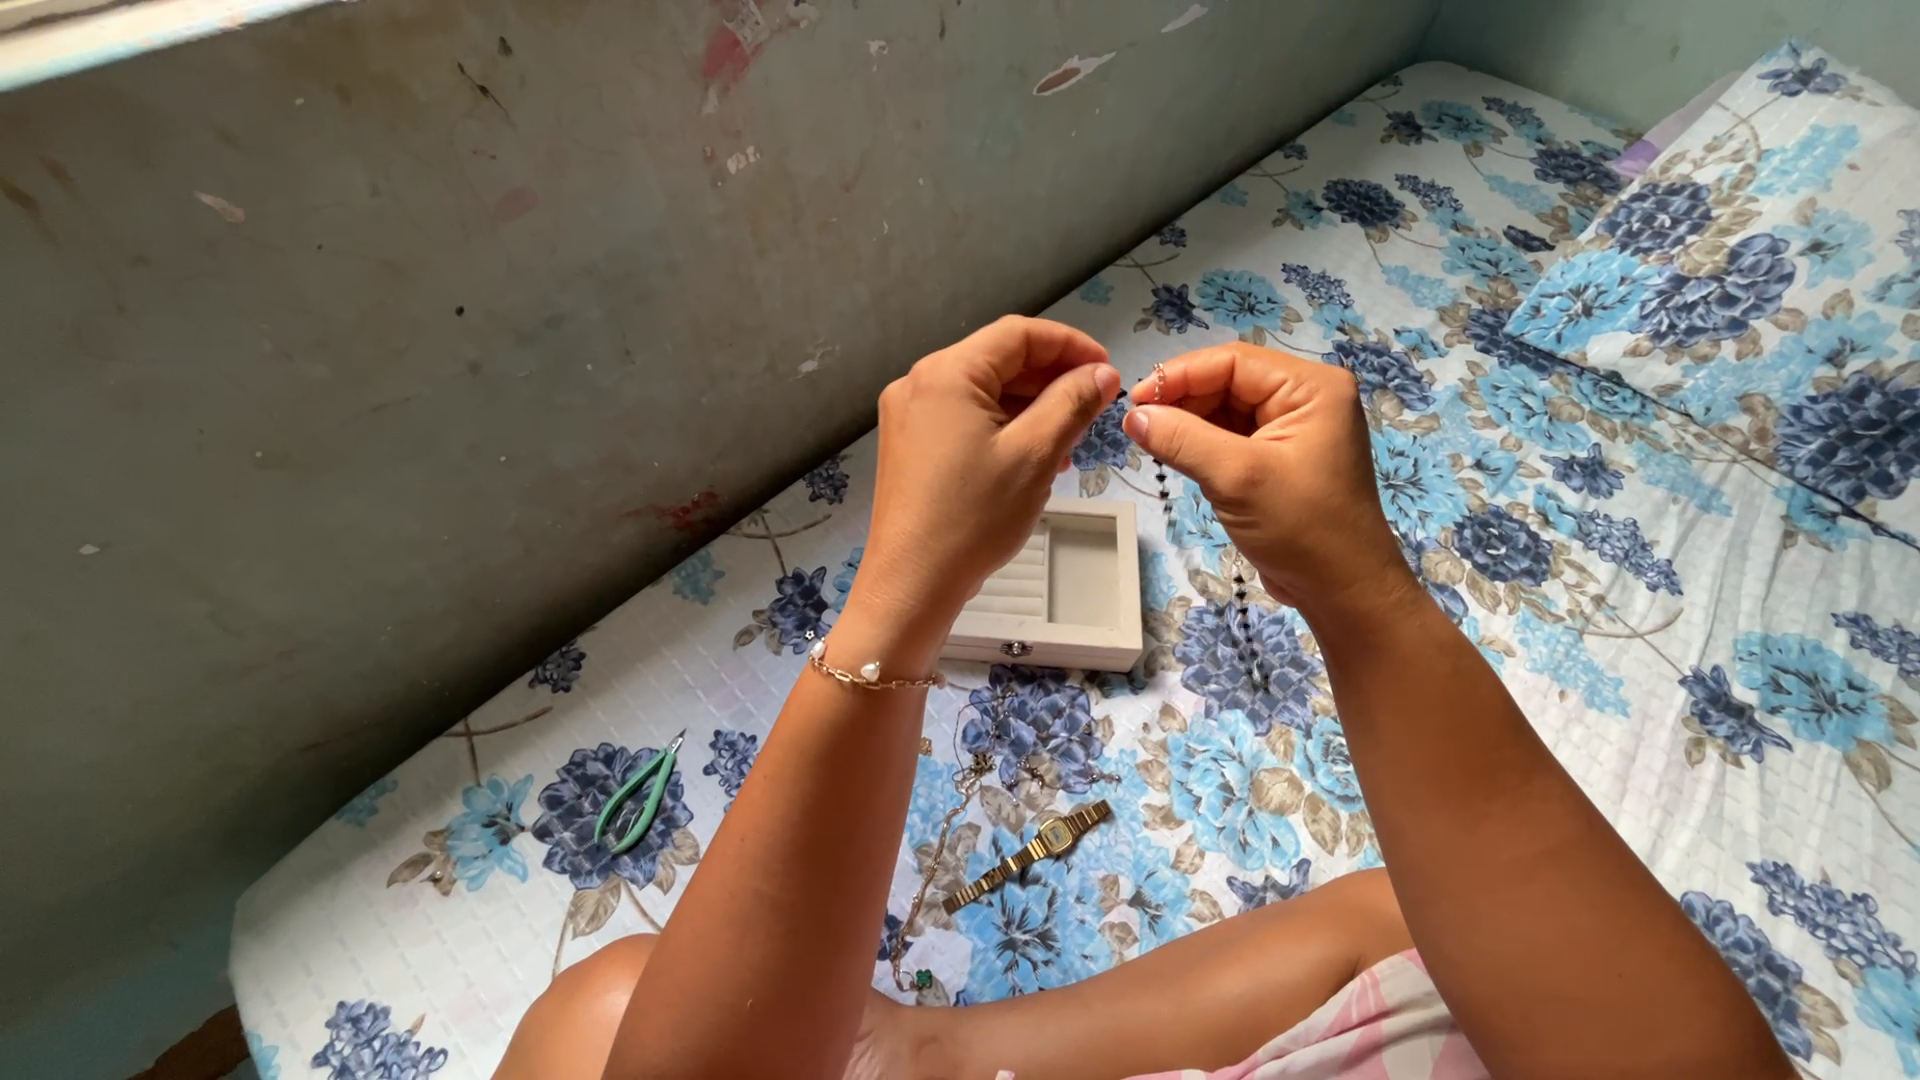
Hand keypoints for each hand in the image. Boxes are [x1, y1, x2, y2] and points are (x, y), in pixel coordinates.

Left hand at [853, 316, 1119, 629]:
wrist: (912, 583)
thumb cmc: (974, 517)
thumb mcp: (1034, 455)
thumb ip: (1072, 403)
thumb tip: (1102, 373)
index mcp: (945, 373)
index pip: (1018, 334)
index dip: (1070, 345)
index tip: (1107, 372)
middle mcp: (918, 383)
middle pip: (998, 362)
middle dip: (1051, 381)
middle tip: (1093, 411)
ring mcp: (908, 416)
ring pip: (983, 394)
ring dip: (1030, 409)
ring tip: (1069, 443)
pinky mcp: (908, 446)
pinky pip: (964, 421)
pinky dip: (1002, 430)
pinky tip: (1032, 459)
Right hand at [1122, 343, 1415, 619]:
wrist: (1342, 589)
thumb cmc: (1301, 528)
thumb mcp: (1237, 478)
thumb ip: (1182, 440)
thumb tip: (1133, 417)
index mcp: (1310, 388)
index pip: (1233, 361)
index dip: (1180, 375)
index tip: (1136, 402)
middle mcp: (1304, 399)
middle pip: (1227, 381)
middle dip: (1182, 400)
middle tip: (1139, 425)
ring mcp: (1290, 430)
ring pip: (1224, 410)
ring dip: (1187, 423)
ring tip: (1151, 440)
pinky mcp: (1276, 459)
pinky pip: (1229, 437)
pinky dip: (1199, 444)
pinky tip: (1174, 454)